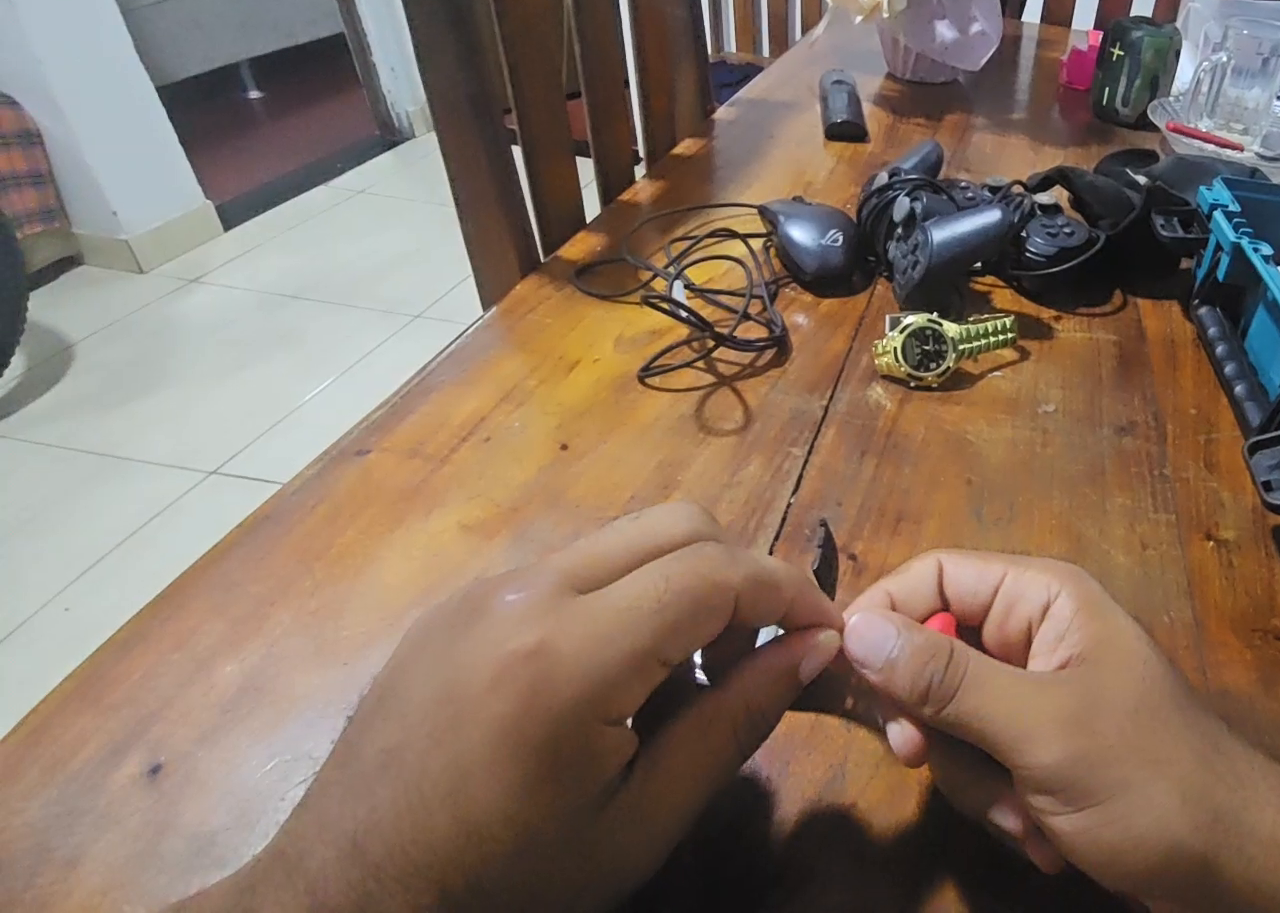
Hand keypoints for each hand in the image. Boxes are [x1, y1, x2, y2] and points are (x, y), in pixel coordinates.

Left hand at [176, 503, 841, 911]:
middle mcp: (528, 592)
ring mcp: (490, 584)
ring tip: (690, 664)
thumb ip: (737, 721)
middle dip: (744, 572)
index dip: (787, 592)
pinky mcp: (470, 595)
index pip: (714, 575)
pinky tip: (623, 665)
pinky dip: (636, 587)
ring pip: (634, 532)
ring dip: (691, 576)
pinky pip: (585, 559)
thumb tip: (815, 647)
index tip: (825, 631)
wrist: (335, 908)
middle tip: (759, 648)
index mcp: (568, 658)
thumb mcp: (641, 823)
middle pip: (681, 523)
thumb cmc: (504, 888)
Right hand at [840, 550, 1245, 902]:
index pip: (936, 576)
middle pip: (931, 654)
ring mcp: (1030, 695)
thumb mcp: (1040, 729)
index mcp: (1039, 599)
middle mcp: (1030, 635)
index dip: (884, 613)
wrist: (1233, 870)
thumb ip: (946, 680)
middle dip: (935, 721)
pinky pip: (977, 762)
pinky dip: (1000, 804)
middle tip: (922, 756)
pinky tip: (1047, 831)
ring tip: (1031, 812)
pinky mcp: (1033, 748)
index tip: (844, 672)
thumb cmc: (1146, 779)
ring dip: (977, 780)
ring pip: (949, 720)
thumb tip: (854, 630)